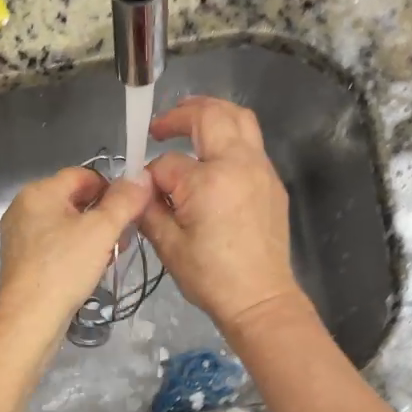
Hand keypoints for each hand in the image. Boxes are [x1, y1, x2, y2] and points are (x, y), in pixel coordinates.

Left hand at [0, 167, 151, 338]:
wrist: (30, 319)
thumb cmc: (65, 268)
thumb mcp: (102, 230)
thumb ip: (124, 200)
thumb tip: (141, 177)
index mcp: (38, 191)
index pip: (83, 175)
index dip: (111, 188)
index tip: (129, 212)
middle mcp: (23, 209)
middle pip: (73, 201)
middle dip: (102, 217)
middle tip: (122, 240)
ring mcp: (19, 237)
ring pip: (64, 226)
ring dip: (91, 237)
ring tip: (108, 257)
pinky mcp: (21, 262)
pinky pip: (53, 246)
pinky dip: (73, 252)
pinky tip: (87, 271)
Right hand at [140, 97, 310, 333]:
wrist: (259, 297)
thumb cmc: (210, 277)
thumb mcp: (169, 246)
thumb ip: (150, 210)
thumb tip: (140, 190)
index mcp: (208, 181)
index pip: (168, 163)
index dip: (150, 175)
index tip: (141, 191)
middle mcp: (238, 163)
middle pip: (211, 115)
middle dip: (182, 114)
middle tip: (161, 126)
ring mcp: (260, 168)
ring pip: (239, 119)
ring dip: (212, 115)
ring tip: (190, 124)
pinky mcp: (271, 181)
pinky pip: (250, 143)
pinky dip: (229, 138)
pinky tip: (213, 158)